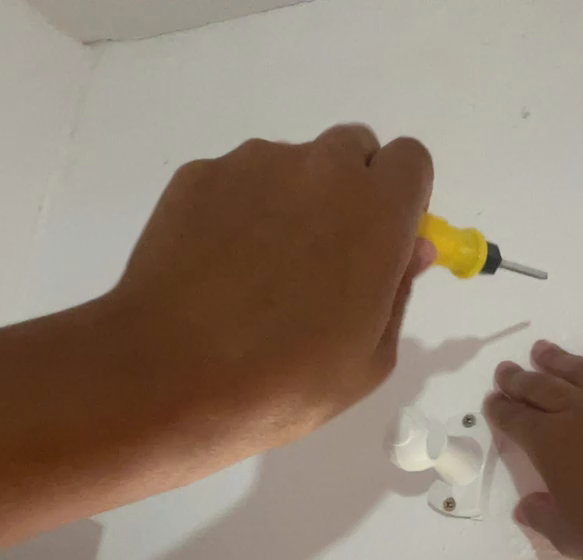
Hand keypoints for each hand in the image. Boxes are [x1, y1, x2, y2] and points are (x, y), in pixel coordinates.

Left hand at [101, 124, 435, 459]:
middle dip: (350, 195)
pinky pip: (236, 185)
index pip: (411, 162)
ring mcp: (251, 165)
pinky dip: (239, 216)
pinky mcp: (197, 176)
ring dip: (292, 205)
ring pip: (291, 168)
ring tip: (259, 280)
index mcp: (375, 212)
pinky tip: (219, 274)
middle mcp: (319, 168)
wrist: (171, 379)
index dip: (401, 203)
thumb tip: (411, 249)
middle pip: (352, 152)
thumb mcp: (368, 361)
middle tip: (324, 264)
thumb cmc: (286, 384)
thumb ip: (399, 291)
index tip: (383, 246)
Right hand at [485, 341, 582, 559]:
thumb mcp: (573, 539)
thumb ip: (545, 517)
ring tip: (543, 350)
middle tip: (506, 370)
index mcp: (553, 445)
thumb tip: (528, 505)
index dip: (501, 411)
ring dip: (561, 361)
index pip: (518, 420)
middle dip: (521, 379)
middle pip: (545, 389)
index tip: (492, 402)